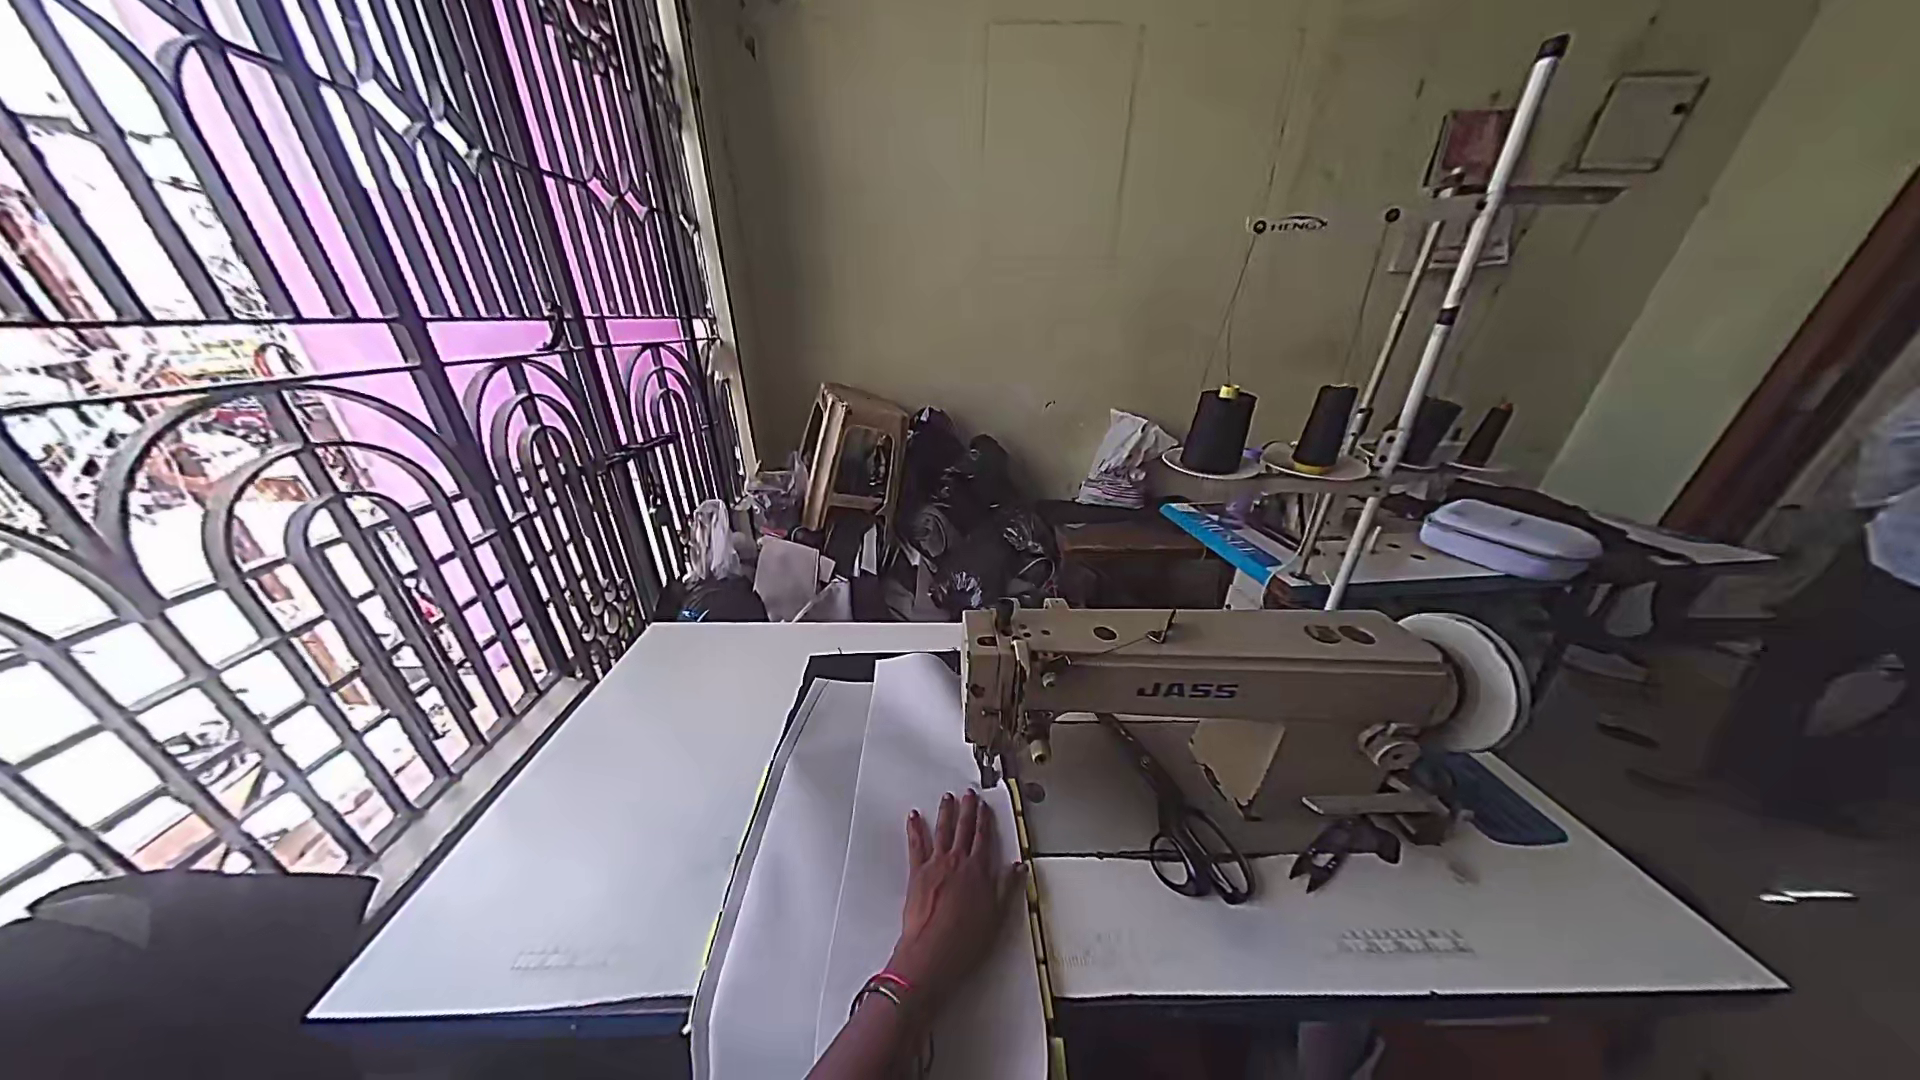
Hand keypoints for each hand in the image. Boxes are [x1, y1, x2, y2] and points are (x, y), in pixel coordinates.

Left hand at [888, 790, 1024, 1009]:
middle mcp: (957, 861)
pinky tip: (914, 817)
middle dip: (967, 809)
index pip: (984, 838)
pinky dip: (915, 828)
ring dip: (946, 812)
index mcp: (978, 871)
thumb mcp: (997, 916)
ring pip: (943, 830)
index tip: (984, 807)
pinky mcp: (917, 872)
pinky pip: (916, 844)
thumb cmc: (965, 940)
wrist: (932, 953)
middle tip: (969, 794)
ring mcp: (936, 864)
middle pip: (964, 829)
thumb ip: (1007, 887)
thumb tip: (1019, 868)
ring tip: (947, 798)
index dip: (985, 820)